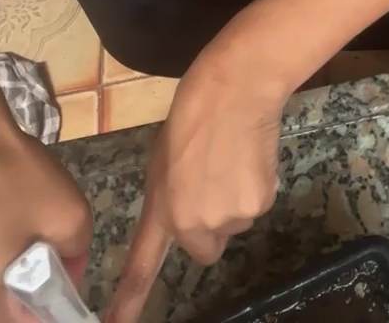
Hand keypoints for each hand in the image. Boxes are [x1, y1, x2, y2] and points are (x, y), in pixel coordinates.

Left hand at [105, 51, 288, 322]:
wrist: (236, 88)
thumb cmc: (193, 111)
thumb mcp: (165, 157)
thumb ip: (173, 194)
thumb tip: (189, 206)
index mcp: (164, 209)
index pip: (143, 266)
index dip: (128, 301)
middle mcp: (195, 224)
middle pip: (208, 243)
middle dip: (211, 221)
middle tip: (214, 178)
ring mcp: (229, 216)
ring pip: (235, 221)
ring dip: (235, 199)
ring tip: (234, 156)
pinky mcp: (260, 203)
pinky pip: (257, 203)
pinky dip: (256, 185)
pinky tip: (252, 154)